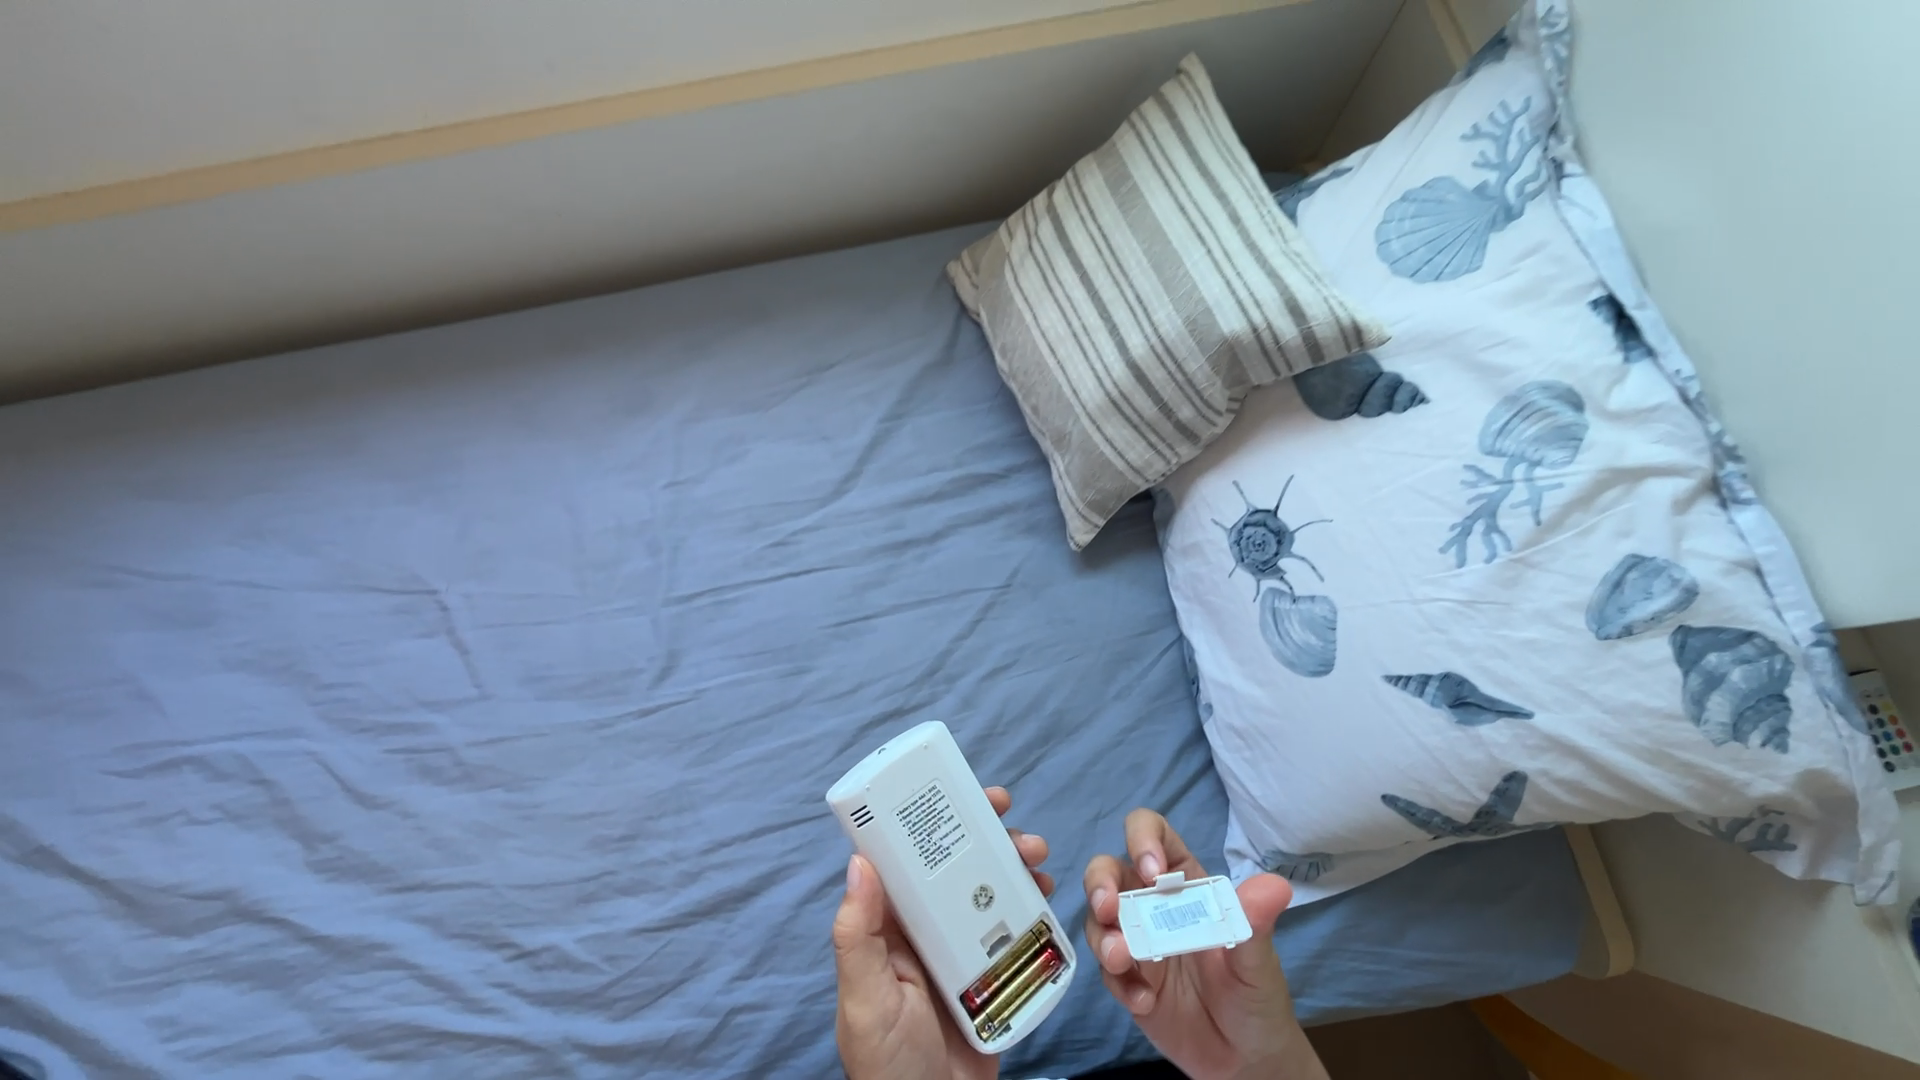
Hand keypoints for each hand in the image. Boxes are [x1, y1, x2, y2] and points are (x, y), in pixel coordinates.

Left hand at [834, 786, 1052, 1079]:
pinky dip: (1032, 902)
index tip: (961, 793)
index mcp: (890, 923)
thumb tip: (859, 860)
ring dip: (1013, 861)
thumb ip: (858, 936)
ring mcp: (961, 945)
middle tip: (1013, 819)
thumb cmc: (887, 1063)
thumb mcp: (865, 1000)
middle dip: (986, 833)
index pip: (907, 856)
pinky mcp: (992, 969)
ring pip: (989, 887)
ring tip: (1038, 856)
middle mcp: (925, 925)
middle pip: (956, 863)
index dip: (930, 817)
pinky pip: (1014, 924)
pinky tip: (1046, 892)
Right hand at [1083, 811, 1327, 1079]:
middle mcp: (1151, 902)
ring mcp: (1134, 939)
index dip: (1143, 839)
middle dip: (1100, 882)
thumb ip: (1255, 923)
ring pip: (1097, 917)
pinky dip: (1119, 983)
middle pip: (1108, 869)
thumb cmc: (1255, 995)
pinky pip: (1106, 971)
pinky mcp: (1125, 978)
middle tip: (1108, 908)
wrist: (1246, 1059)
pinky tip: (1144, 1002)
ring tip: (1121, 962)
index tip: (1151, 871)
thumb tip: (1275, 886)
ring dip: (1102, 935)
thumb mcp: (1258, 960)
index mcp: (1184, 881)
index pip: (1153, 834)